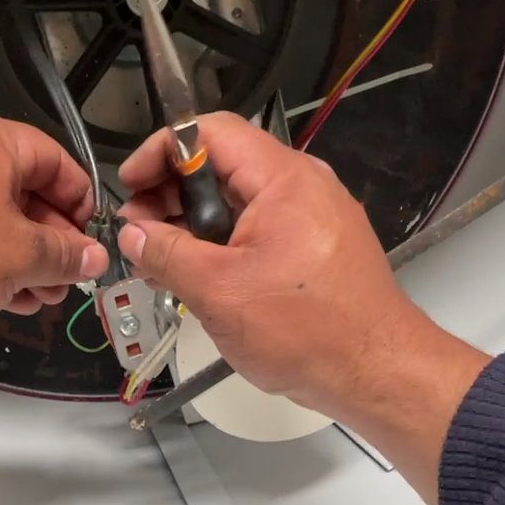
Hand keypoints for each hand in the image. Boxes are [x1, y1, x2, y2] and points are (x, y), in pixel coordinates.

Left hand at [0, 107, 109, 350]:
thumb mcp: (17, 255)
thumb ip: (62, 255)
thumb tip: (86, 258)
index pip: (52, 160)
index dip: (79, 203)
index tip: (89, 239)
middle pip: (18, 193)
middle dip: (47, 243)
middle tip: (65, 279)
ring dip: (16, 262)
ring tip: (35, 298)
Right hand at [118, 112, 487, 504]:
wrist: (373, 372)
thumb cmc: (307, 331)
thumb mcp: (218, 291)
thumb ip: (166, 254)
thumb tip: (132, 234)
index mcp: (282, 180)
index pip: (210, 131)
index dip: (162, 151)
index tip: (132, 183)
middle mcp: (301, 187)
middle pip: (221, 166)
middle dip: (170, 195)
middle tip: (138, 231)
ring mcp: (310, 217)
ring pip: (236, 203)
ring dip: (191, 226)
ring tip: (158, 261)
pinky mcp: (312, 248)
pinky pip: (256, 231)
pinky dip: (220, 246)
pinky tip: (194, 277)